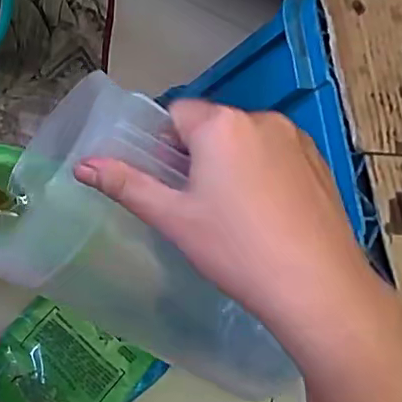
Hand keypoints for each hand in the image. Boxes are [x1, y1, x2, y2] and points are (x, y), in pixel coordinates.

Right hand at [74, 101, 384, 339]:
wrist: (317, 287)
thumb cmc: (234, 249)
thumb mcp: (172, 218)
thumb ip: (125, 184)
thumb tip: (82, 165)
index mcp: (221, 125)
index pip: (176, 113)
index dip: (164, 145)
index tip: (169, 183)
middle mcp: (261, 118)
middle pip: (212, 125)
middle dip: (197, 154)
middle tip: (196, 204)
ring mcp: (296, 139)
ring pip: (245, 140)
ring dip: (231, 162)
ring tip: (234, 214)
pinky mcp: (320, 161)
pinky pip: (276, 154)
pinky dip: (263, 172)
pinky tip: (267, 215)